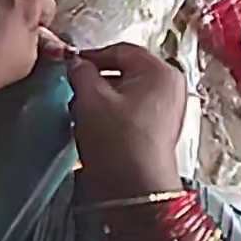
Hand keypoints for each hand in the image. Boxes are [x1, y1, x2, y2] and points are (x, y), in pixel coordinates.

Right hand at [67, 44, 185, 199]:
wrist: (136, 190)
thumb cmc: (118, 141)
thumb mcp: (90, 99)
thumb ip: (81, 72)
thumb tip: (77, 64)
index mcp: (160, 71)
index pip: (119, 50)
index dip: (91, 57)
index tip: (70, 66)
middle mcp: (171, 85)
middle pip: (126, 70)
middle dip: (97, 78)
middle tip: (74, 89)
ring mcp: (169, 108)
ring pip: (128, 90)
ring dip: (104, 96)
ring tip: (83, 110)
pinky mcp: (162, 128)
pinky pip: (134, 108)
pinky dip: (115, 111)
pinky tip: (97, 125)